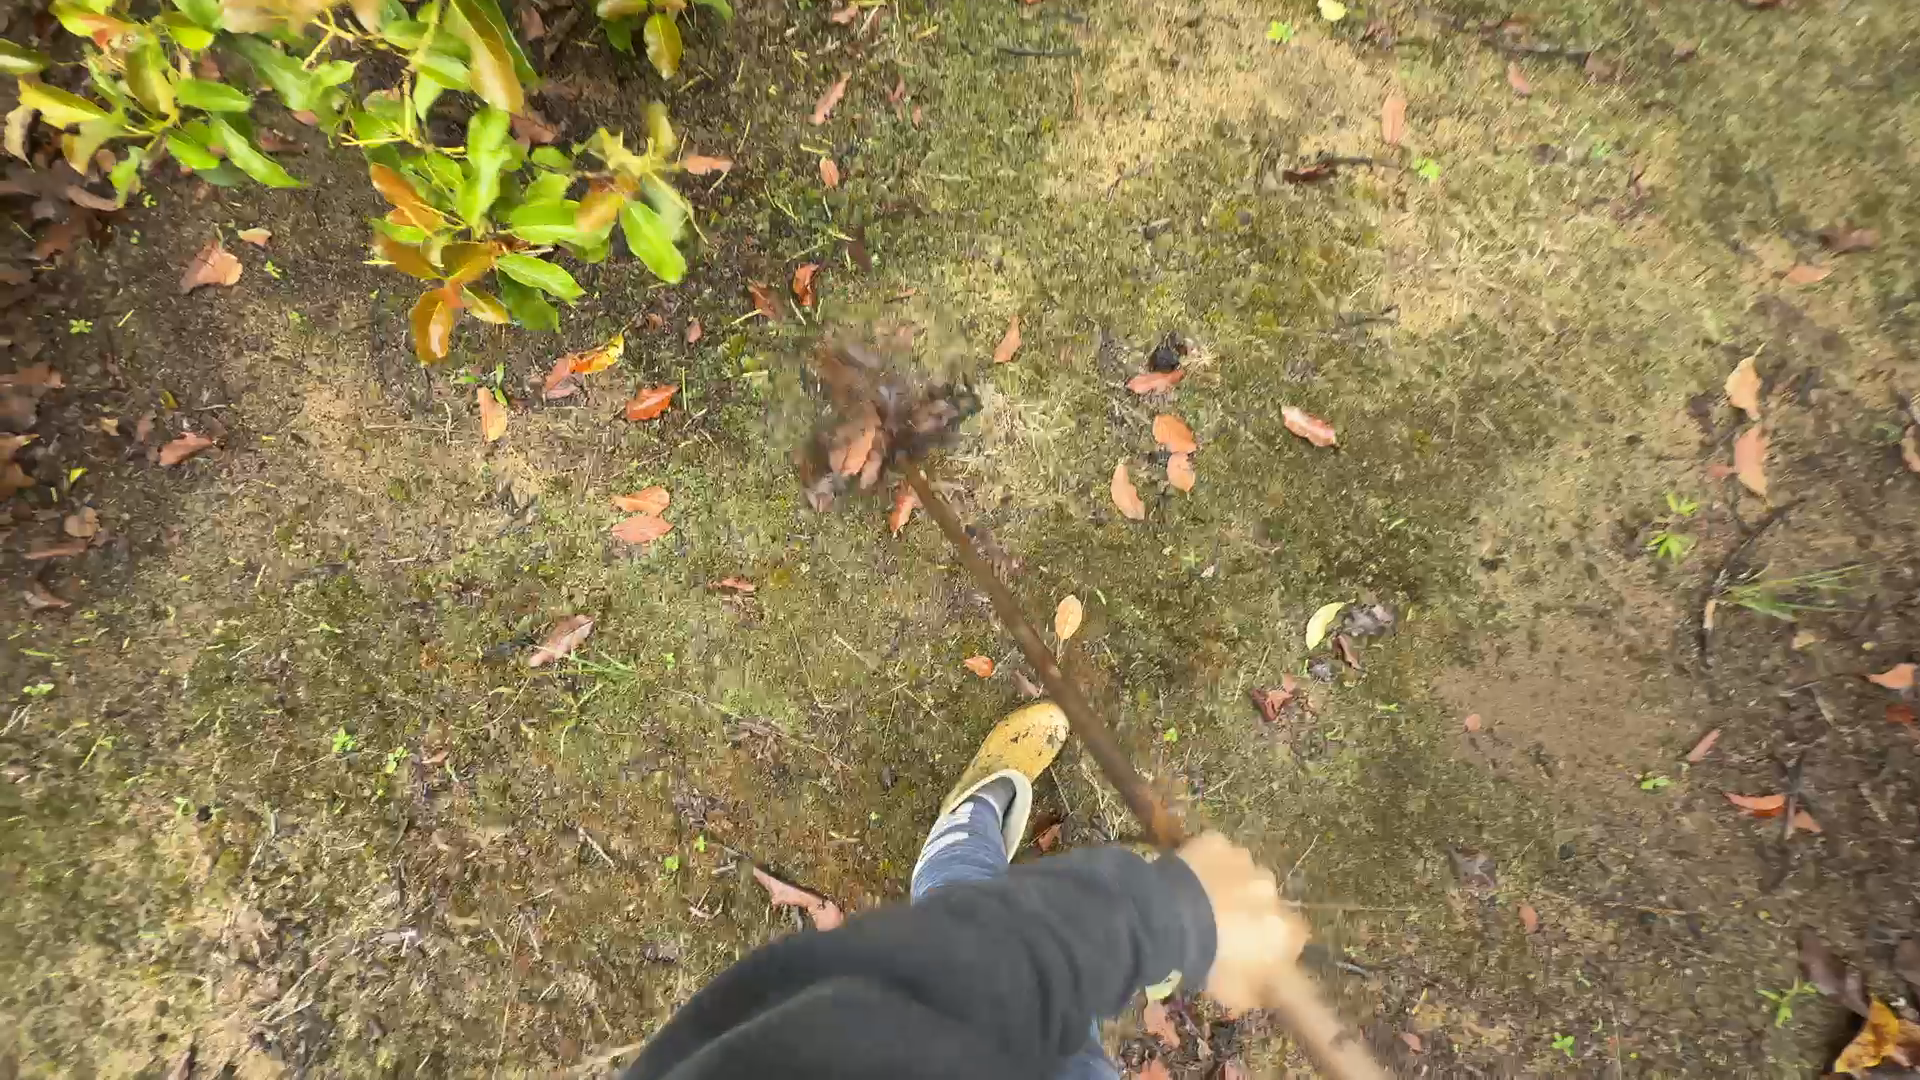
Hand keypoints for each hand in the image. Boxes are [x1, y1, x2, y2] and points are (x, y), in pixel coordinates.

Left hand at [1175, 831, 1308, 1009]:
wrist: (1168, 919)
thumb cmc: (1209, 961)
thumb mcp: (1239, 995)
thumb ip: (1259, 989)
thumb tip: (1261, 987)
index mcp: (1284, 929)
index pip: (1293, 936)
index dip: (1272, 940)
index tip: (1255, 947)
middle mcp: (1271, 890)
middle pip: (1267, 899)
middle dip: (1251, 908)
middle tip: (1224, 921)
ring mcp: (1243, 860)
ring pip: (1242, 871)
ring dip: (1230, 881)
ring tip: (1202, 896)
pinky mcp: (1216, 841)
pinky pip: (1216, 851)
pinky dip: (1207, 860)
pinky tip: (1190, 874)